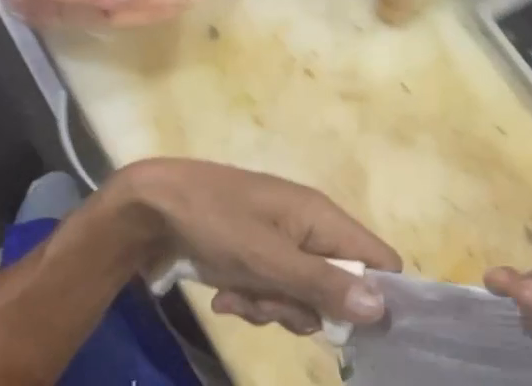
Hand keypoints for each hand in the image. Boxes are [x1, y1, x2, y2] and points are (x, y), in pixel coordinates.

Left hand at [110, 159, 399, 335]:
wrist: (149, 205)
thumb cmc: (211, 220)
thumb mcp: (266, 257)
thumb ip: (322, 283)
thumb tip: (382, 307)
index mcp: (319, 215)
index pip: (379, 259)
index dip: (376, 296)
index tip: (350, 326)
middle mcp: (306, 227)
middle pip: (340, 288)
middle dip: (306, 308)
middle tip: (270, 302)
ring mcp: (278, 241)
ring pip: (302, 297)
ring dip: (272, 307)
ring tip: (238, 296)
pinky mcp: (252, 256)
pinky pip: (270, 291)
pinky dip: (250, 299)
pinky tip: (223, 297)